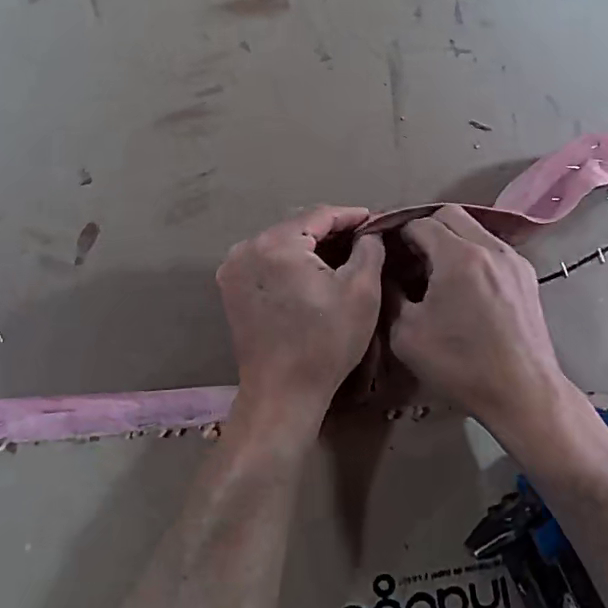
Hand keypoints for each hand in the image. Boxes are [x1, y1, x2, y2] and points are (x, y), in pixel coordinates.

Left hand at [216, 205, 385, 420]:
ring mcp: (234, 267)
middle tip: (363, 237)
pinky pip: (268, 259)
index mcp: (277, 243)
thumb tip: (369, 232)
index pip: (320, 214)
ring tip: (343, 252)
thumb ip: (369, 249)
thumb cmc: (326, 342)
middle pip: (298, 226)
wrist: (283, 393)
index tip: (376, 220)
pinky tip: (315, 270)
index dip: (351, 216)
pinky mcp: (231, 287)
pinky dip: (292, 260)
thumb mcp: (362, 292)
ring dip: (311, 244)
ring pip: (282, 241)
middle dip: (331, 230)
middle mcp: (248, 248)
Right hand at [389, 206, 579, 440]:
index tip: (388, 253)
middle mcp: (490, 247)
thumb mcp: (406, 334)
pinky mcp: (527, 276)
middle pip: (450, 215)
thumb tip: (386, 273)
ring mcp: (513, 259)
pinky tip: (464, 287)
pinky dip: (473, 255)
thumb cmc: (461, 365)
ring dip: (451, 240)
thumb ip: (390, 294)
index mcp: (459, 256)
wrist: (523, 393)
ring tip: (436, 274)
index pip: (420, 223)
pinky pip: (492, 249)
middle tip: (410, 259)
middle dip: (425, 230)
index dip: (398, 235)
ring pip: (474, 229)